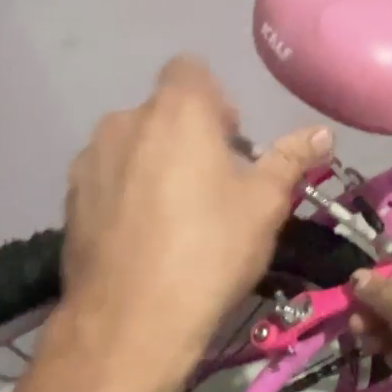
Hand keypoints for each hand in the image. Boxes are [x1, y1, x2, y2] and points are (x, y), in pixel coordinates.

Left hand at [61, 55, 331, 371]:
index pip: (192, 70)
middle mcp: (125, 121)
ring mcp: (90, 159)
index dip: (216, 102)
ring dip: (155, 166)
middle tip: (213, 190)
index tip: (232, 146)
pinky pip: (108, 179)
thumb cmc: (210, 253)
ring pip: (133, 146)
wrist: (130, 321)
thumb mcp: (264, 206)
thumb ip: (290, 160)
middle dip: (189, 138)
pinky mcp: (69, 198)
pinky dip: (126, 194)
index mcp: (177, 111)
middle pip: (163, 112)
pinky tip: (143, 239)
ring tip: (175, 219)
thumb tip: (322, 134)